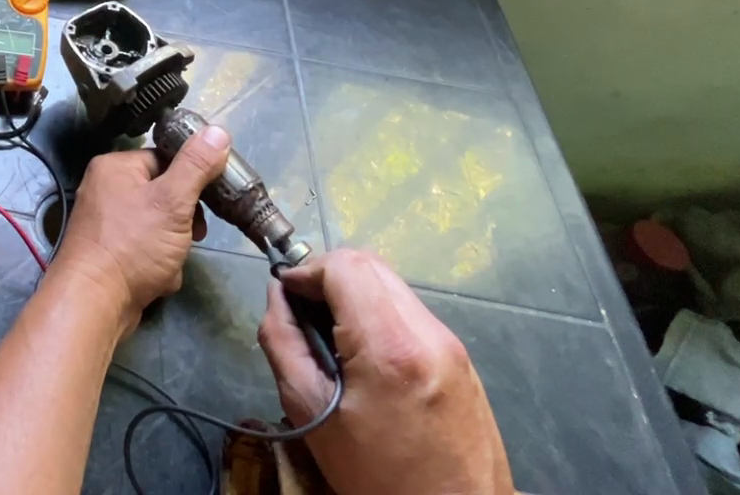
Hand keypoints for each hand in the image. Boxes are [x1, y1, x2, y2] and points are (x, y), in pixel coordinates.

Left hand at [48, 126, 231, 333]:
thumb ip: (196, 166)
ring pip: (159, 227)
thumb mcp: (172, 201)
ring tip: (168, 261)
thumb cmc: (133, 245)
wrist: (94, 301)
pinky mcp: (109, 251)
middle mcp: (104, 188)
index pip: (164, 160)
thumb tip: (218, 130)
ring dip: (174, 247)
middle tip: (189, 235)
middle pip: (164, 195)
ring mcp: (105, 222)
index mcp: (114, 167)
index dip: (190, 181)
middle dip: (183, 222)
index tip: (209, 202)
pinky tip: (158, 278)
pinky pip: (146, 250)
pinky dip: (158, 264)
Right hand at [259, 249, 514, 494]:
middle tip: (305, 311)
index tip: (287, 296)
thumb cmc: (376, 475)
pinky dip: (376, 312)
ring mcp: (451, 345)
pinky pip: (408, 311)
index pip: (342, 265)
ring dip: (352, 293)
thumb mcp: (309, 410)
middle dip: (327, 276)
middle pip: (368, 265)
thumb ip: (283, 340)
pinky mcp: (461, 359)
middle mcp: (427, 333)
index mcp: (389, 345)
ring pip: (389, 284)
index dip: (306, 271)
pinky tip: (364, 353)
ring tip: (332, 334)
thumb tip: (278, 295)